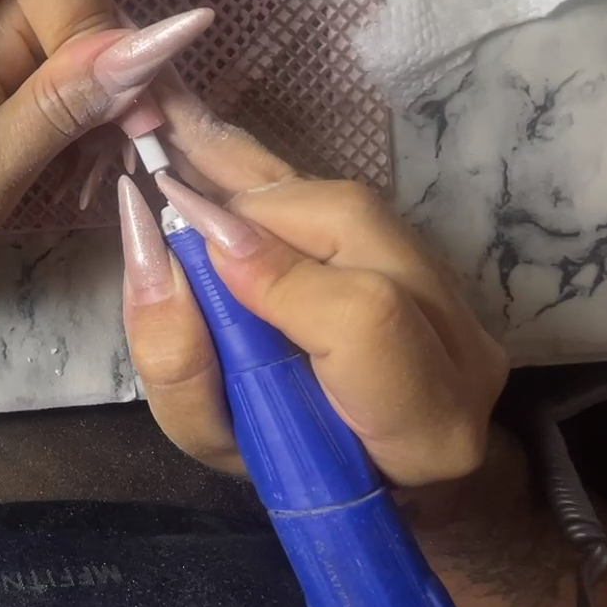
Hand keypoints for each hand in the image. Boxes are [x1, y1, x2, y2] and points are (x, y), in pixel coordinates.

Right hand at [116, 85, 508, 486]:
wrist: (376, 468)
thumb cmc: (286, 462)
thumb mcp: (209, 436)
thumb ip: (175, 358)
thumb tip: (148, 245)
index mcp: (416, 420)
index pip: (363, 320)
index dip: (272, 269)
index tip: (187, 239)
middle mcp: (457, 343)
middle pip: (357, 226)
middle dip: (248, 207)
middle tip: (172, 201)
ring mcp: (451, 290)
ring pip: (347, 198)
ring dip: (250, 183)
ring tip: (181, 163)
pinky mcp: (422, 252)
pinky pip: (338, 192)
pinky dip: (263, 170)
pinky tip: (205, 138)